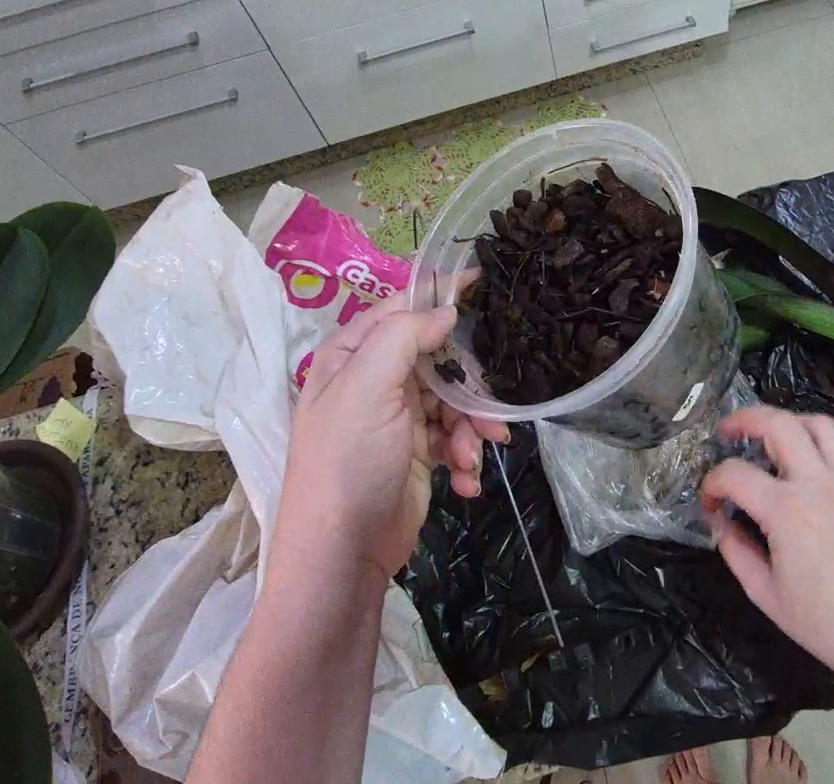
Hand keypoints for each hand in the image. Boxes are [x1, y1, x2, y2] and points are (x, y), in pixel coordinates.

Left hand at [278, 295, 510, 580]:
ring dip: (470, 429)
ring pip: (454, 401)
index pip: (401, 309)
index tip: (483, 282)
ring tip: (473, 456)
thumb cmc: (349, 460)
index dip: (439, 295)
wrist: (344, 552)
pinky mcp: (418, 454)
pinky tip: (466, 481)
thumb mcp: (368, 387)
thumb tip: (445, 311)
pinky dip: (466, 457)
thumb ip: (404, 337)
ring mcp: (398, 419)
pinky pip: (455, 438)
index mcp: (353, 356)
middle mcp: (375, 381)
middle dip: (467, 384)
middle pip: (438, 358)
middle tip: (490, 405)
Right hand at [702, 407, 833, 684]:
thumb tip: (722, 522)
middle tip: (728, 433)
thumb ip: (735, 550)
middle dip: (744, 420)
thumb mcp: (764, 594)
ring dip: (788, 423)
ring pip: (818, 424)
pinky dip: (818, 449)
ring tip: (772, 440)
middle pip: (777, 423)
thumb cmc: (825, 625)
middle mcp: (819, 484)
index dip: (711, 484)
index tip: (710, 502)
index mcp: (787, 512)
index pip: (734, 473)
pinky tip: (809, 474)